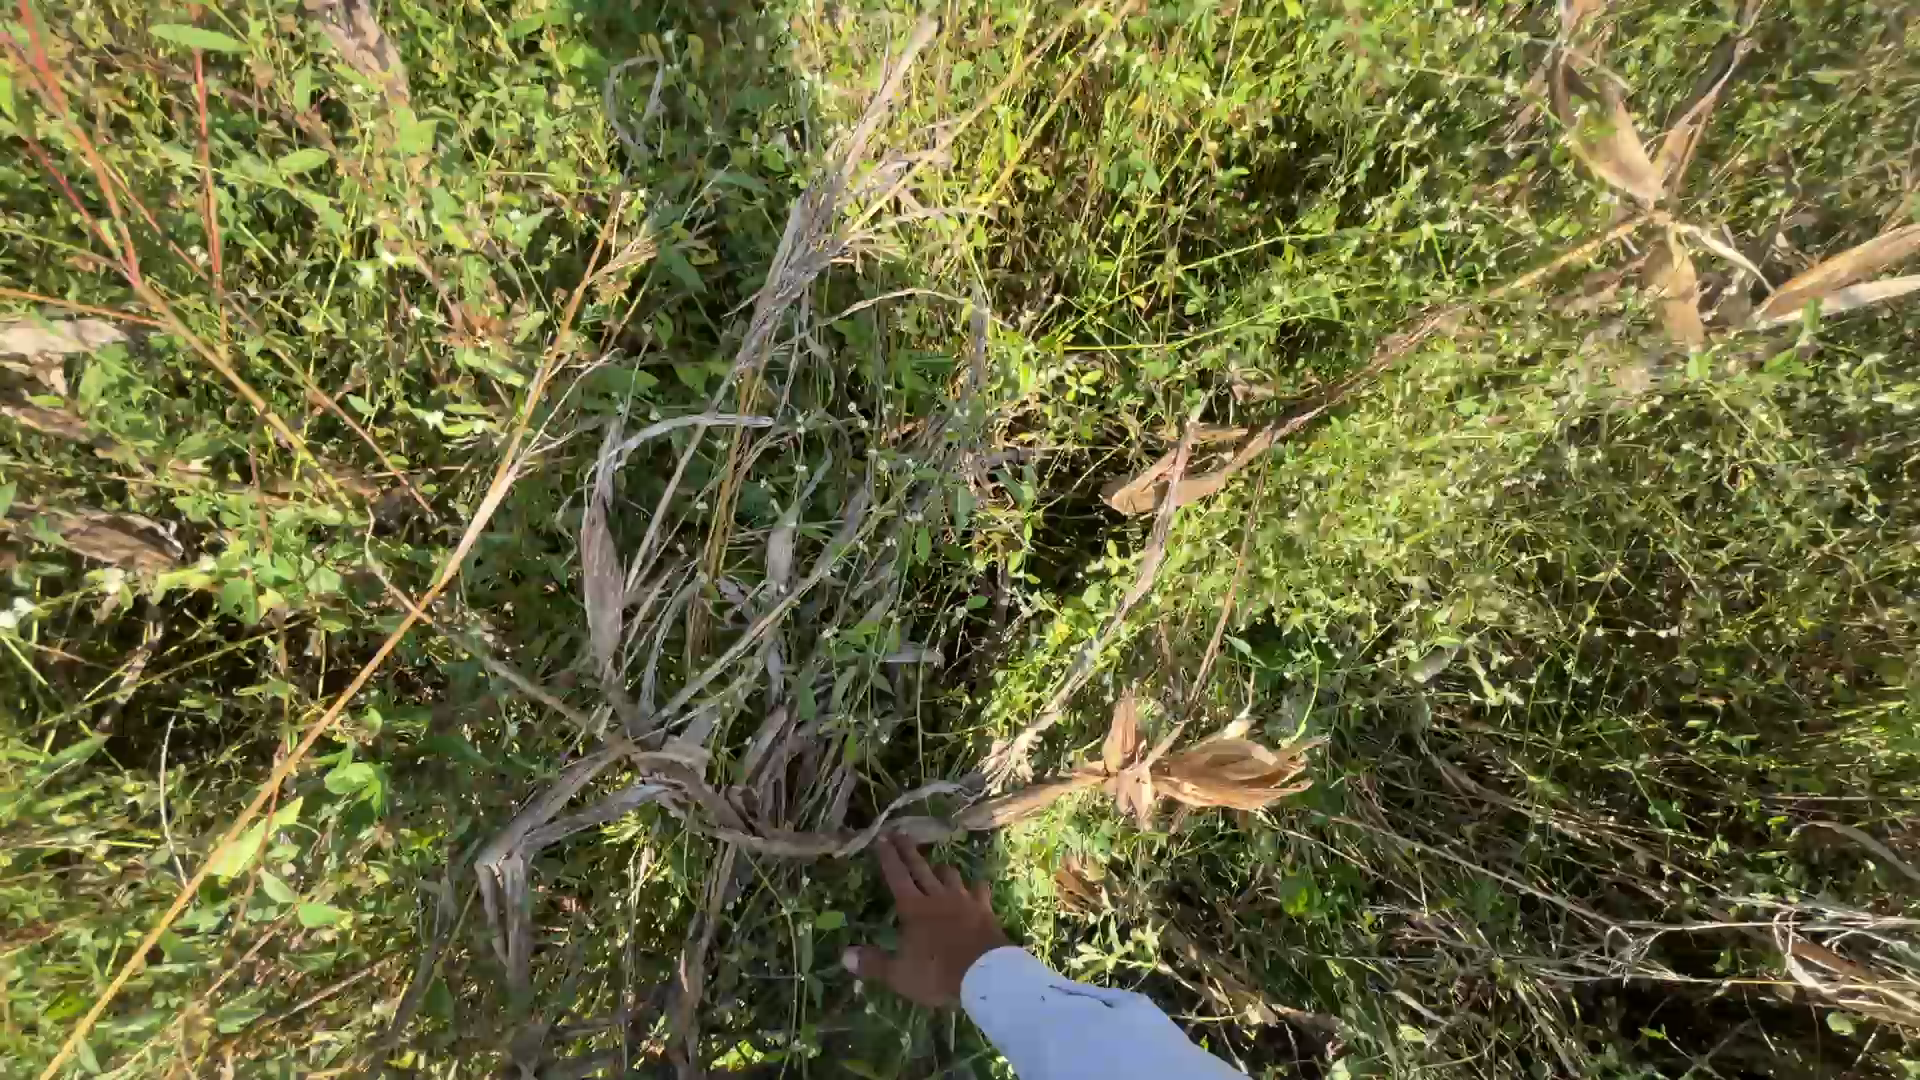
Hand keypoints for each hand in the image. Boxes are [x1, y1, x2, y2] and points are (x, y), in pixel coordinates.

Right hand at [842, 832, 1011, 1007]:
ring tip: (936, 866)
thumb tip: (844, 955)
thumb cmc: (937, 974)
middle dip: (908, 850)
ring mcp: (962, 899)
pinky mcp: (983, 907)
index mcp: (914, 908)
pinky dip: (975, 887)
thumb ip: (873, 964)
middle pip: (920, 867)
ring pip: (949, 874)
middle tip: (900, 832)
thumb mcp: (899, 974)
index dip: (888, 857)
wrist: (984, 974)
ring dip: (940, 868)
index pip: (897, 876)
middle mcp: (937, 896)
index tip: (882, 837)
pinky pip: (979, 890)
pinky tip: (976, 887)